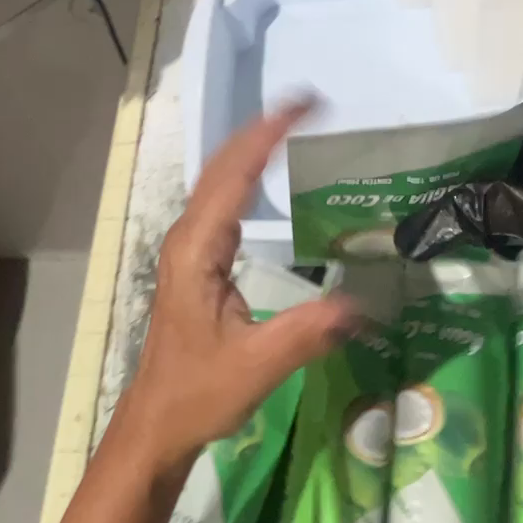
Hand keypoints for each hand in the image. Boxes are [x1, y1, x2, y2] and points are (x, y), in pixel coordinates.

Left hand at [109, 98, 361, 468]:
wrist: (158, 420)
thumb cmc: (198, 391)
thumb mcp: (257, 365)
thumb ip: (307, 332)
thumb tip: (364, 304)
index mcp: (198, 248)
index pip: (233, 176)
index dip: (266, 136)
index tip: (301, 105)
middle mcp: (190, 236)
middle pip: (223, 166)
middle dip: (262, 129)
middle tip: (307, 102)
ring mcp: (191, 245)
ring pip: (220, 180)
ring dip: (252, 147)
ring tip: (292, 123)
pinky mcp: (199, 259)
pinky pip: (223, 201)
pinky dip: (247, 175)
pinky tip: (266, 173)